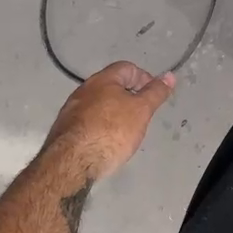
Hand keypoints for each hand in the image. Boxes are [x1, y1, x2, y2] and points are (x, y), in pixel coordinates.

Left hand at [37, 61, 174, 183]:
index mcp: (103, 79)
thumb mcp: (142, 111)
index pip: (127, 68)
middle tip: (140, 114)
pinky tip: (104, 143)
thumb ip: (156, 92)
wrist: (70, 165)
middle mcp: (83, 90)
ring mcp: (69, 111)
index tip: (152, 96)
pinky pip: (86, 122)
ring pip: (97, 105)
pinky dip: (98, 128)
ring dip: (112, 114)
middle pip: (111, 86)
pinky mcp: (62, 132)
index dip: (144, 78)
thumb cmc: (111, 131)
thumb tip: (169, 75)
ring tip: (123, 132)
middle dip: (128, 97)